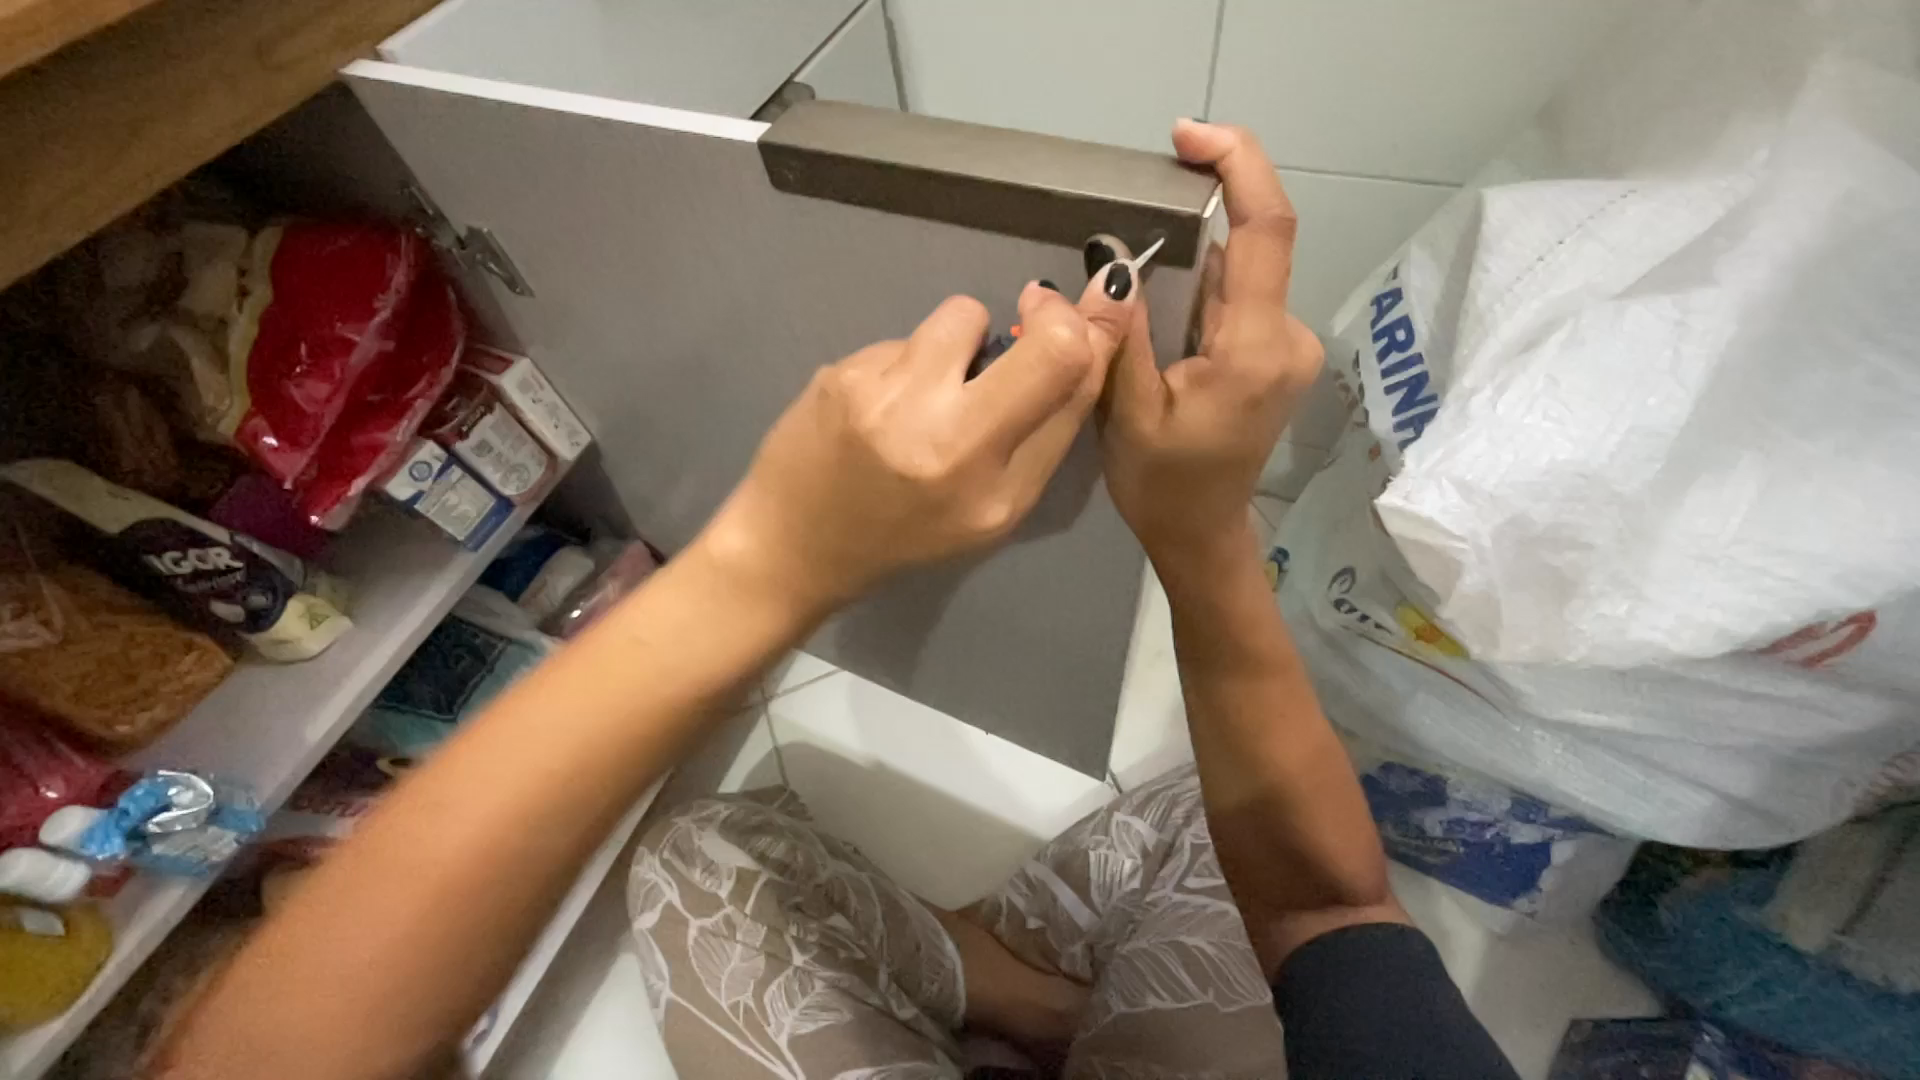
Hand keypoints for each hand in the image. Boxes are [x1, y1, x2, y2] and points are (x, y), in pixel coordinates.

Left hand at [701, 283, 1128, 618]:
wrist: (794, 545)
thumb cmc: (903, 535)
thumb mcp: (991, 509)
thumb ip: (1043, 432)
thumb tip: (1082, 336)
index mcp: (995, 491)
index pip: (1074, 385)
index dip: (1096, 332)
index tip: (1096, 305)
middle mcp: (947, 442)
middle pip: (1046, 340)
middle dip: (1048, 317)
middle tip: (1030, 316)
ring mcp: (889, 401)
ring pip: (962, 316)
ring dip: (959, 343)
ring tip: (925, 391)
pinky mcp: (842, 374)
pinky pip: (903, 338)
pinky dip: (905, 363)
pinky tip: (878, 404)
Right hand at [1095, 121, 1323, 571]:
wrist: (1202, 536)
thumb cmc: (1163, 486)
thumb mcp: (1128, 412)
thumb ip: (1124, 334)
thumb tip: (1110, 264)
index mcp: (1254, 349)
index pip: (1268, 229)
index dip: (1236, 165)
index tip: (1188, 138)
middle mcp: (1286, 337)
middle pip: (1248, 250)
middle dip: (1190, 231)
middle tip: (1125, 242)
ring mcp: (1286, 347)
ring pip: (1238, 279)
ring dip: (1189, 272)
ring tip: (1133, 302)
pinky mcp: (1275, 356)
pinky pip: (1237, 303)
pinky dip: (1200, 297)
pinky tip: (1161, 324)